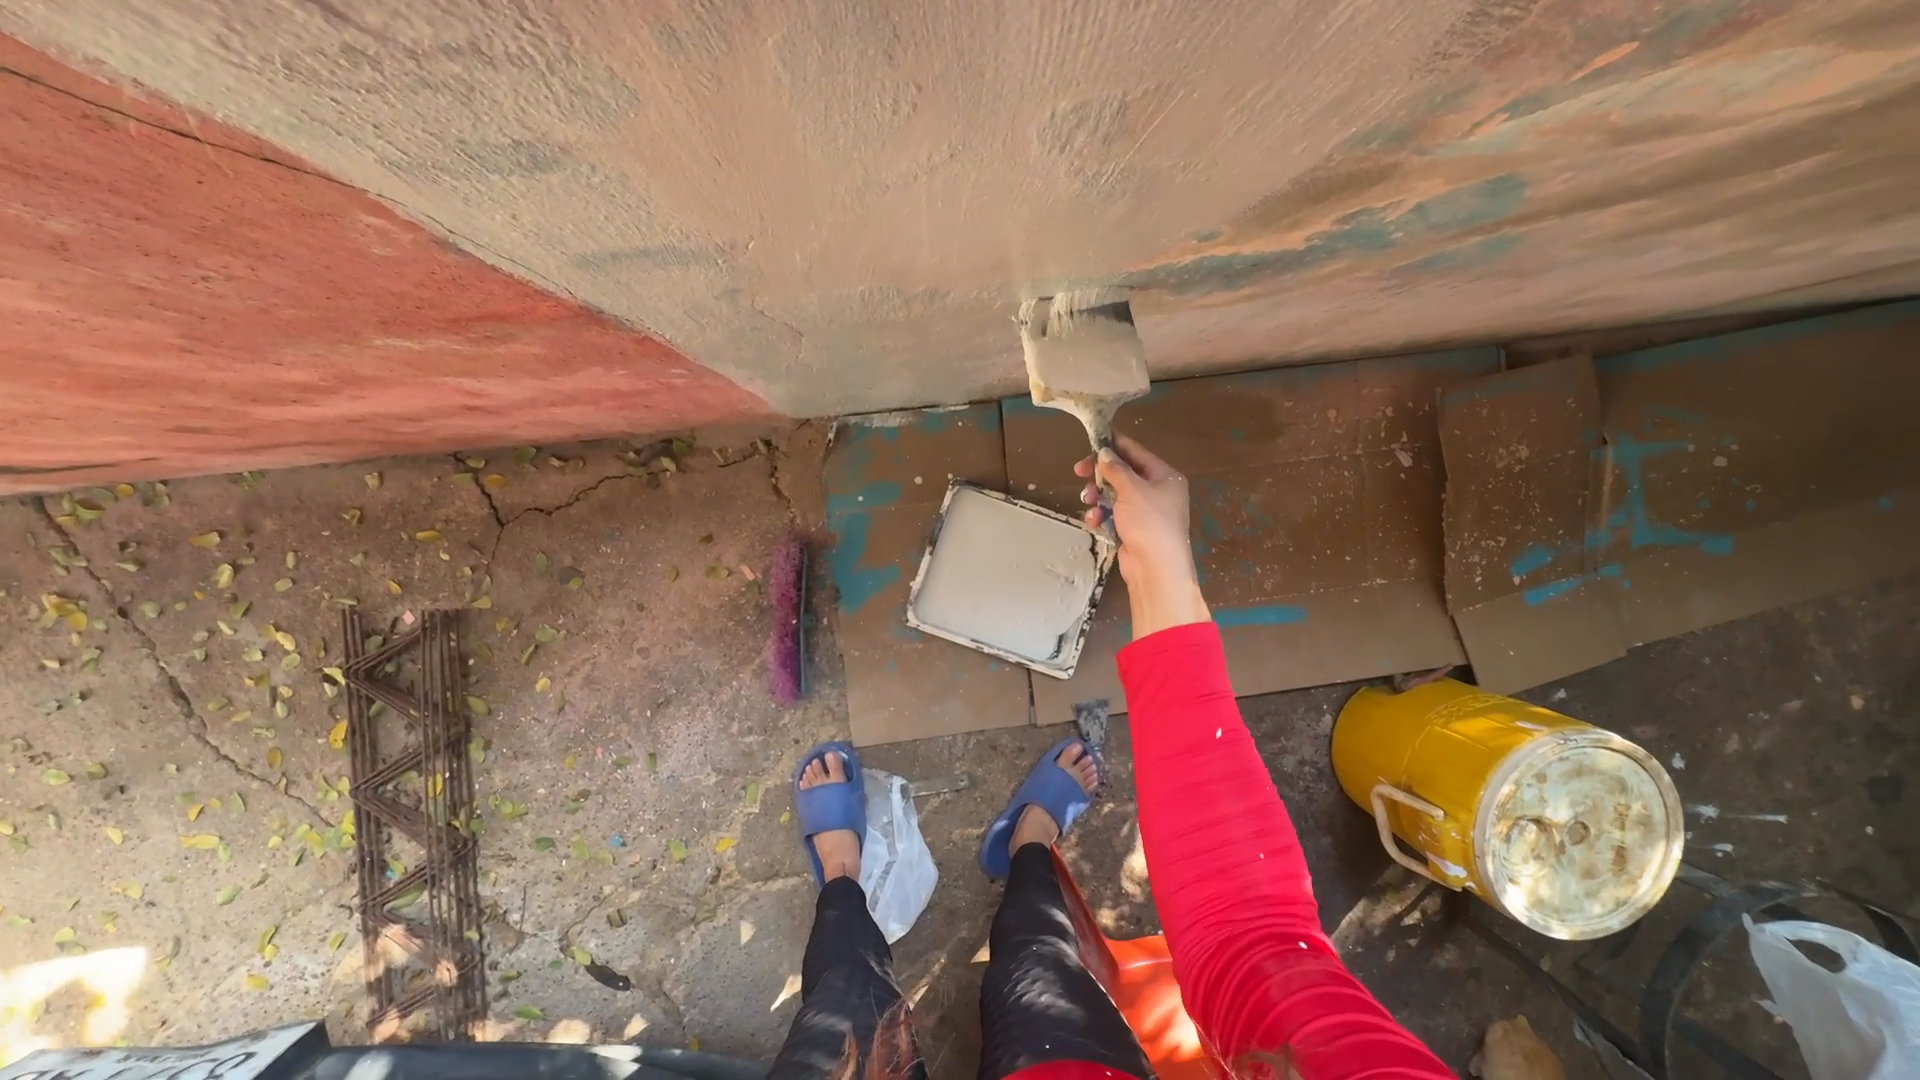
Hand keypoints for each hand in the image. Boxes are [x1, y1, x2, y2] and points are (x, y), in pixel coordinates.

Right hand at [1076, 435, 1210, 636]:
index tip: (1091, 442)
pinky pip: (1114, 515)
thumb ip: (1116, 468)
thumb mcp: (1131, 489)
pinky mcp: (1134, 530)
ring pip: (1115, 495)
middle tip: (1078, 471)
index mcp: (1164, 476)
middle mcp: (1157, 491)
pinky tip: (1094, 521)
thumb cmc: (1148, 522)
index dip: (1113, 445)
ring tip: (1087, 501)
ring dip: (1098, 497)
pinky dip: (1102, 515)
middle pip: (1123, 474)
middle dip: (1100, 475)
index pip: (1136, 452)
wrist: (1155, 567)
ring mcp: (1146, 512)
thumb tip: (1104, 453)